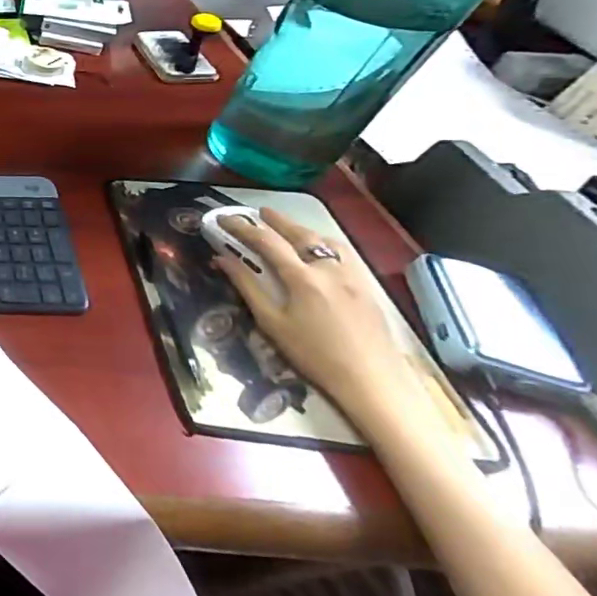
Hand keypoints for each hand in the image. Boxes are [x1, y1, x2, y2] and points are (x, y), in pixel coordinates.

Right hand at [214, 209, 436, 436]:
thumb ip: (247, 286)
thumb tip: (222, 259)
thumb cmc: (314, 356)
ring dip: (304, 229)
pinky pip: (345, 253)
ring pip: (326, 240)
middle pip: (299, 234)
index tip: (223, 219)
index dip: (241, 227)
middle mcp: (328, 269)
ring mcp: (352, 276)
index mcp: (302, 278)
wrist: (374, 383)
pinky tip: (323, 249)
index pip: (265, 241)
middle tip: (259, 212)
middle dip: (276, 220)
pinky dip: (327, 242)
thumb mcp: (272, 323)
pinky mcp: (368, 287)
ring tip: (290, 226)